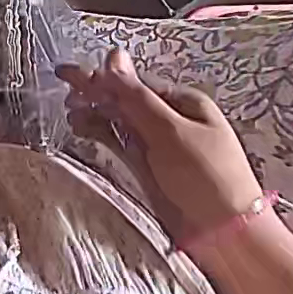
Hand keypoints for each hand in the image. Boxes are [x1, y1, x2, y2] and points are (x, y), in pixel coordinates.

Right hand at [57, 48, 263, 239]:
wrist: (227, 238)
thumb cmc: (206, 176)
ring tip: (70, 112)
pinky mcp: (150, 168)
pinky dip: (101, 134)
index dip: (102, 79)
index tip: (70, 77)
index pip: (135, 84)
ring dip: (95, 114)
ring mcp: (159, 145)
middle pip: (125, 100)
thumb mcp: (170, 131)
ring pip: (120, 121)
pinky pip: (121, 143)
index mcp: (183, 102)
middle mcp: (170, 119)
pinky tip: (82, 128)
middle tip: (65, 95)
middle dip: (95, 95)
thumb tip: (112, 54)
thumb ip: (136, 96)